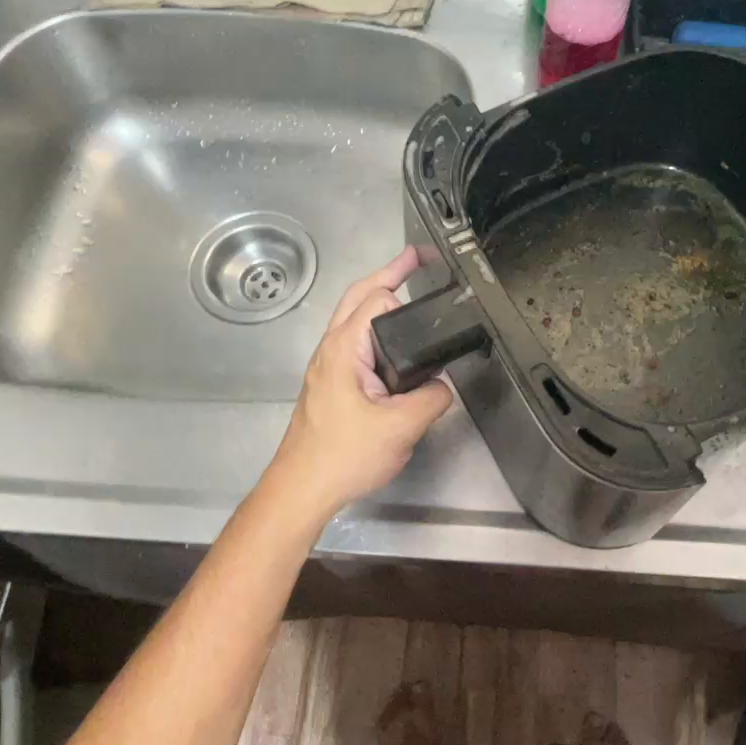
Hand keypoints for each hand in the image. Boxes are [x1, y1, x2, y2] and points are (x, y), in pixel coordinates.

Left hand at [263, 248, 454, 516]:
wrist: (303, 486)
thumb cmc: (344, 454)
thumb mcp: (402, 427)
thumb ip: (432, 398)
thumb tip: (442, 386)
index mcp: (345, 347)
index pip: (377, 299)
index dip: (405, 291)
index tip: (430, 274)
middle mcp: (331, 348)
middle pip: (358, 296)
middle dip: (388, 273)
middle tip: (416, 258)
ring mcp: (327, 365)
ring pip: (352, 316)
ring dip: (378, 297)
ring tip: (407, 287)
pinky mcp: (329, 383)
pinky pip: (354, 340)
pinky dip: (373, 323)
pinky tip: (392, 340)